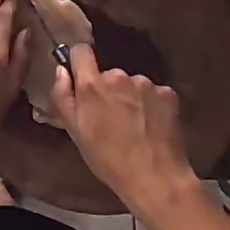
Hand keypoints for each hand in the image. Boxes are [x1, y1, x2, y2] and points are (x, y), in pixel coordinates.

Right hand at [50, 45, 196, 215]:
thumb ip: (62, 95)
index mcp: (92, 84)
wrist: (156, 178)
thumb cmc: (107, 158)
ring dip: (129, 97)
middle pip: (108, 74)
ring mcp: (146, 83)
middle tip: (110, 117)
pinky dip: (150, 105)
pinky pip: (153, 93)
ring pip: (131, 84)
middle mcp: (119, 76)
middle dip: (107, 89)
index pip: (81, 51)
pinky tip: (151, 126)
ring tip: (133, 125)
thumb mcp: (74, 131)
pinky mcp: (168, 93)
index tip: (81, 78)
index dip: (79, 62)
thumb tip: (61, 70)